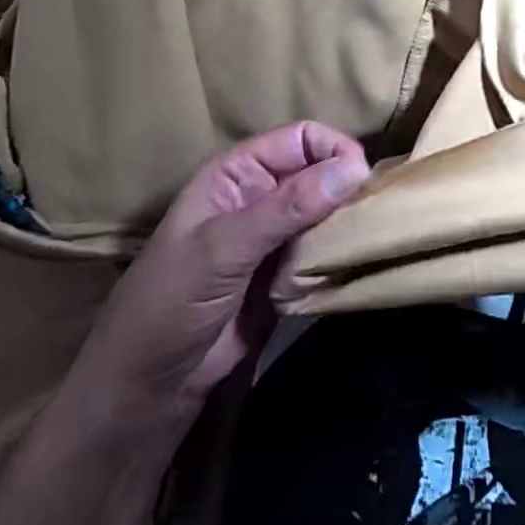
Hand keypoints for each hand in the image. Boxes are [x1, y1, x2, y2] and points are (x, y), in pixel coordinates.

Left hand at [88, 121, 371, 417]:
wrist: (149, 385)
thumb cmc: (171, 302)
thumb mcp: (223, 248)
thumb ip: (287, 207)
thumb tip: (355, 169)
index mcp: (237, 172)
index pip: (301, 138)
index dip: (334, 150)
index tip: (364, 181)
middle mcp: (261, 194)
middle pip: (320, 171)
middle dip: (348, 186)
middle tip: (375, 214)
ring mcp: (276, 234)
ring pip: (328, 209)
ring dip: (350, 220)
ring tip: (373, 237)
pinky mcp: (289, 270)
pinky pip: (326, 247)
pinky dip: (343, 250)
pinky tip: (358, 260)